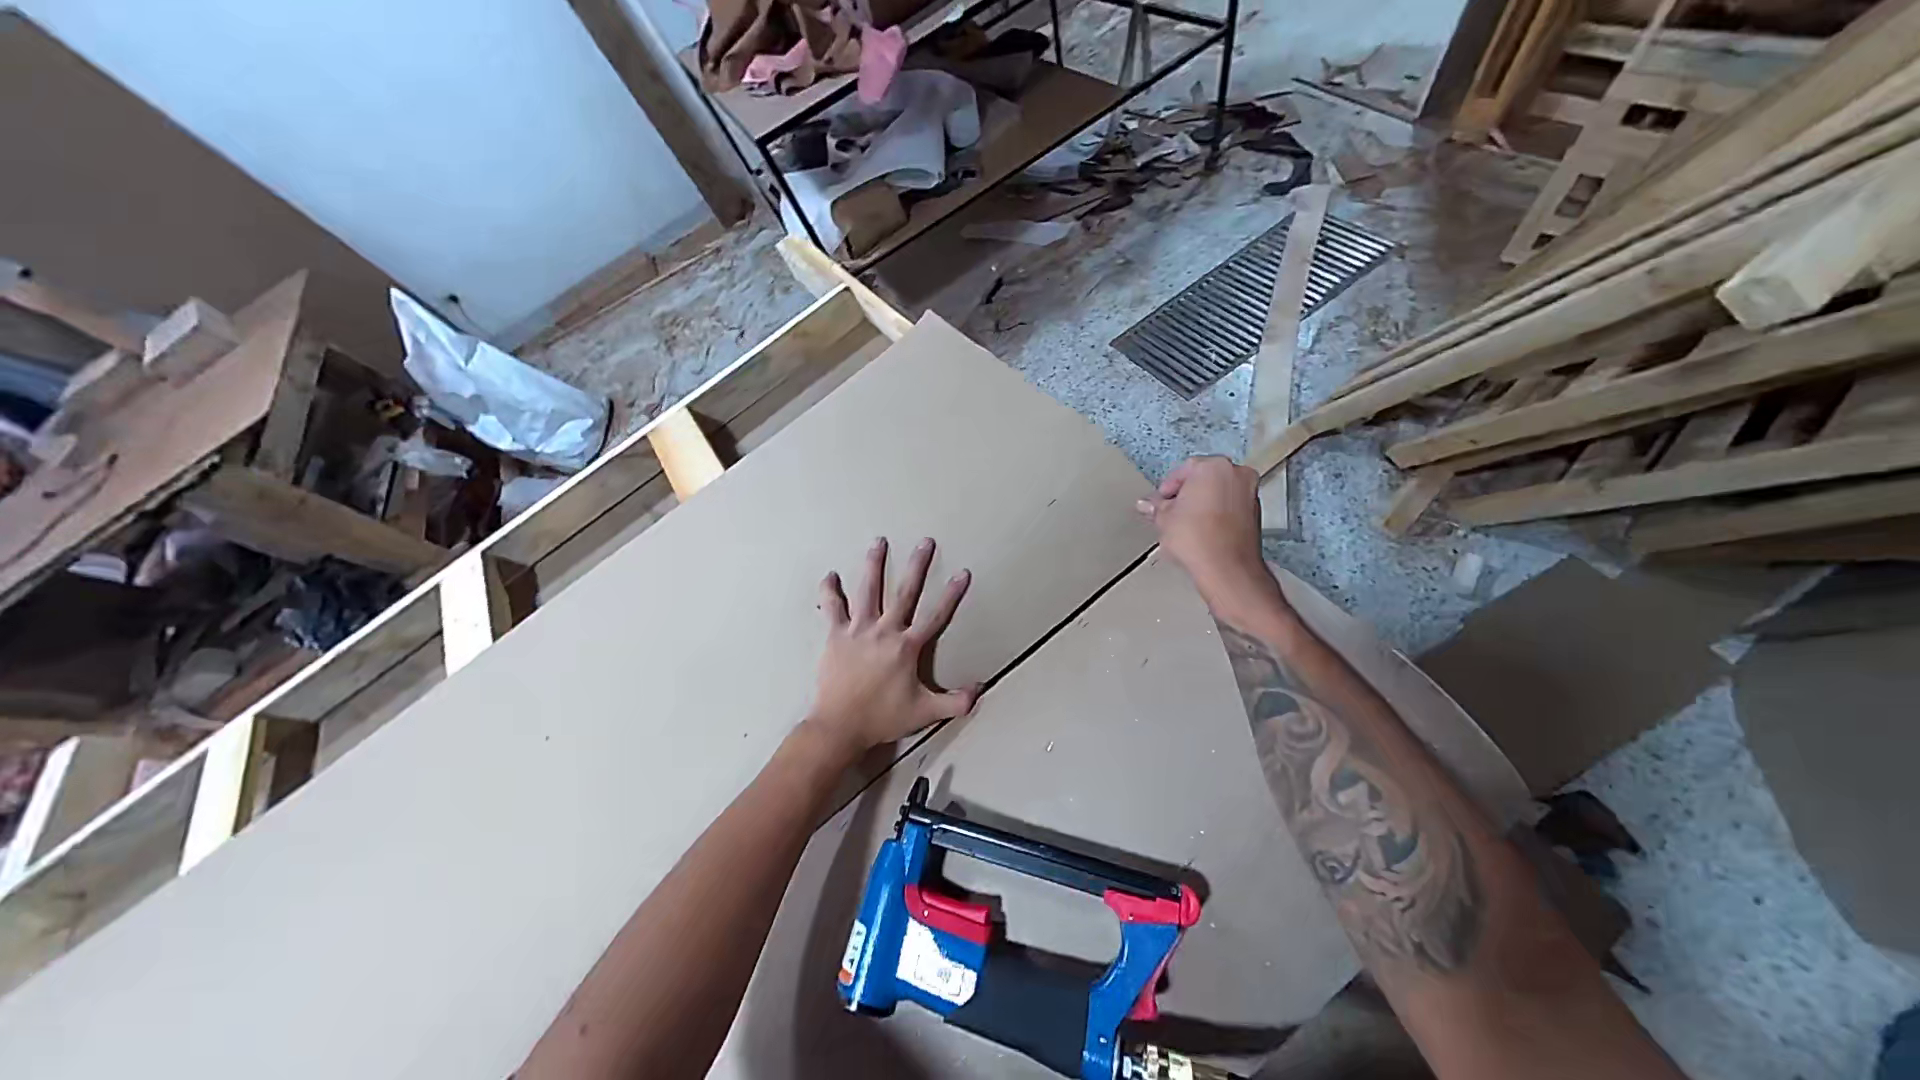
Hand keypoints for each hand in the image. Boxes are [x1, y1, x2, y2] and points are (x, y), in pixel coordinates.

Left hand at [806, 537, 978, 759]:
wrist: (840, 724)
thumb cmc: (881, 718)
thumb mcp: (924, 712)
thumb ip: (956, 702)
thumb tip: (980, 691)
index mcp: (907, 648)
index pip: (936, 616)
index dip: (951, 595)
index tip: (962, 574)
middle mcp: (885, 632)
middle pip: (905, 592)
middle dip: (917, 565)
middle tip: (925, 543)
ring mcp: (859, 631)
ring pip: (868, 590)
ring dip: (874, 564)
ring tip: (878, 542)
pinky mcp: (836, 636)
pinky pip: (832, 607)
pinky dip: (829, 591)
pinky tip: (830, 575)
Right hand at [1136, 456, 1283, 614]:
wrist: (1226, 568)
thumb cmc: (1198, 539)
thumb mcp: (1164, 519)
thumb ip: (1156, 507)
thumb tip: (1148, 505)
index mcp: (1213, 467)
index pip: (1185, 470)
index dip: (1168, 487)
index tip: (1160, 500)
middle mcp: (1236, 475)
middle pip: (1205, 479)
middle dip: (1187, 494)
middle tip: (1171, 510)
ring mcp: (1250, 493)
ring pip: (1220, 492)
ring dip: (1203, 504)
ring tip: (1186, 524)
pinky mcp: (1256, 514)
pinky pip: (1231, 507)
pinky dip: (1218, 514)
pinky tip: (1203, 531)